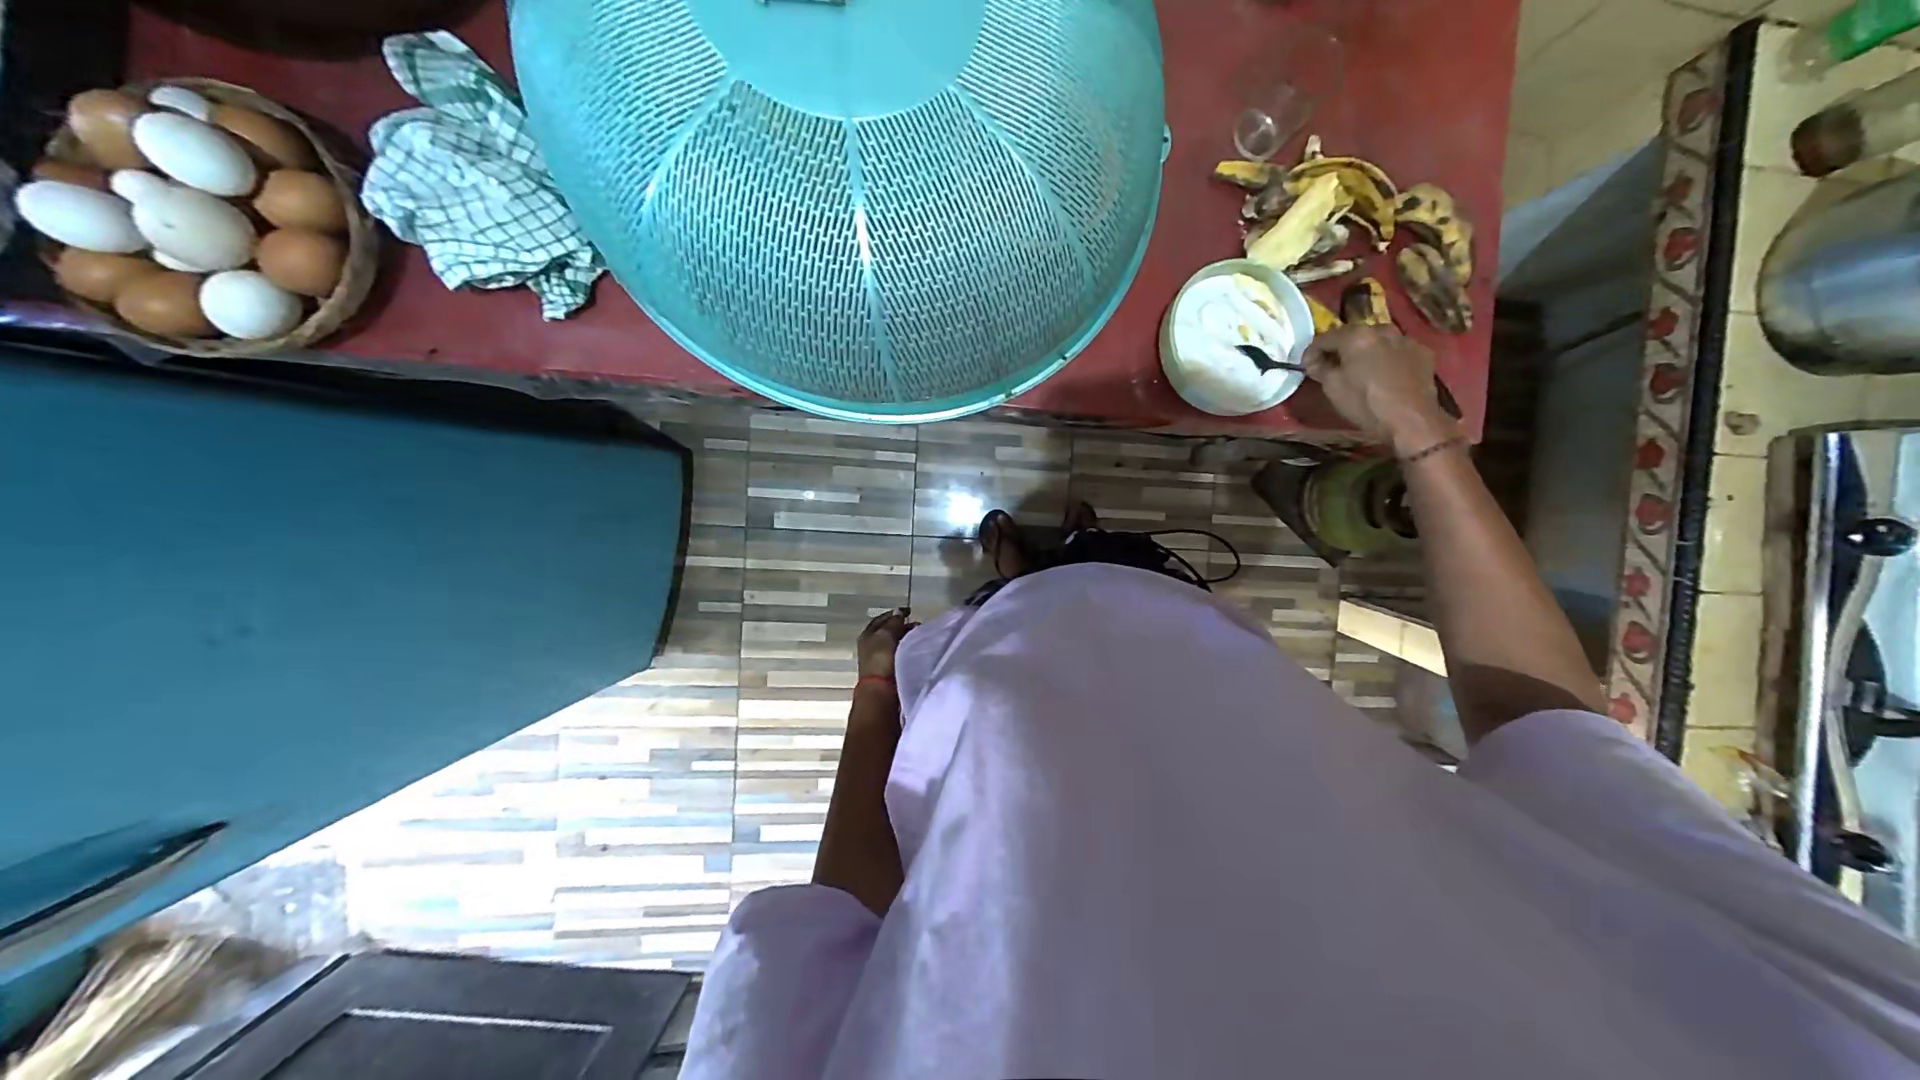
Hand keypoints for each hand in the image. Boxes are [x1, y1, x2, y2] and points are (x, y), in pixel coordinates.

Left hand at [857, 607, 915, 679]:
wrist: (881, 689)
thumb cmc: (881, 658)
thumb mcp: (886, 634)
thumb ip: (893, 622)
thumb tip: (898, 612)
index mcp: (867, 635)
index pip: (881, 620)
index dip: (894, 614)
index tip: (909, 611)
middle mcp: (871, 645)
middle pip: (888, 631)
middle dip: (903, 626)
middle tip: (918, 625)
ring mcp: (880, 658)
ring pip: (895, 642)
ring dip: (907, 637)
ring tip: (920, 637)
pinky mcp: (889, 669)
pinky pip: (899, 653)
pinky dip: (907, 648)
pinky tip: (916, 648)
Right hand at [1304, 325, 1457, 454]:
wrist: (1410, 419)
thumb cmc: (1365, 403)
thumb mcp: (1332, 388)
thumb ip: (1321, 369)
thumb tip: (1316, 363)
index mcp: (1357, 336)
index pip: (1326, 337)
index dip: (1312, 352)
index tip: (1307, 366)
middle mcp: (1383, 330)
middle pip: (1354, 335)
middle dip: (1340, 349)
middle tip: (1332, 366)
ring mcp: (1406, 339)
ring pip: (1377, 341)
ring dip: (1365, 352)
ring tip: (1359, 369)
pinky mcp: (1422, 352)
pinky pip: (1396, 350)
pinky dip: (1386, 358)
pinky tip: (1383, 374)